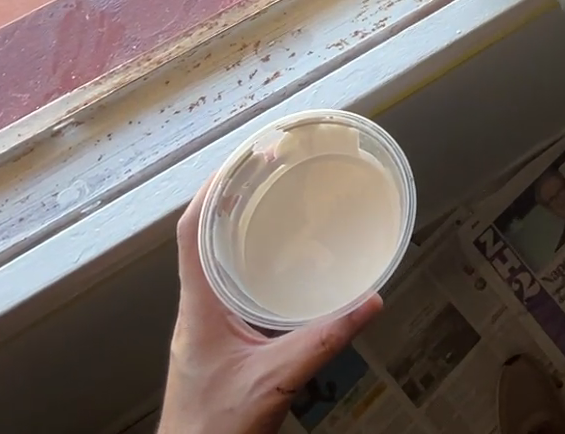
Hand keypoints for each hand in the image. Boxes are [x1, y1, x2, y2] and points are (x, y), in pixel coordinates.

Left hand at [159, 184, 381, 433]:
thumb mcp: (275, 379)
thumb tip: (372, 301)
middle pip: (203, 236)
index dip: (213, 188)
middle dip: (233, 196)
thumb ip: (324, 340)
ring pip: (215, 258)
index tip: (242, 158)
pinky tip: (280, 260)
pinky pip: (229, 282)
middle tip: (269, 168)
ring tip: (274, 198)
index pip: (192, 231)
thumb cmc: (215, 429)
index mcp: (201, 306)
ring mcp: (205, 324)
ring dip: (239, 224)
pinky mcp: (218, 339)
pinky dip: (250, 257)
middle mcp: (198, 308)